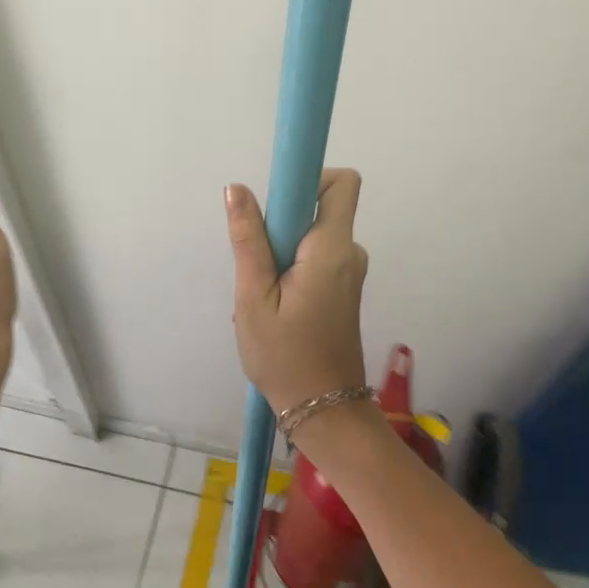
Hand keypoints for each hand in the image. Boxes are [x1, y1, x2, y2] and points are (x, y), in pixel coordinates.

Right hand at [225, 168, 368, 412]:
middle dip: (281, 226)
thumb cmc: (284, 357)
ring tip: (262, 300)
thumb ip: (247, 241)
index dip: (307, 178)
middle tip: (257, 271)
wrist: (322, 409)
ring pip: (310, 237)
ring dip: (281, 255)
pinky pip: (313, 259)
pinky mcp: (343, 289)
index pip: (340, 182)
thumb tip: (238, 189)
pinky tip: (274, 310)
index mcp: (332, 249)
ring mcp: (350, 272)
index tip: (273, 206)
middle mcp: (350, 253)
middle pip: (319, 208)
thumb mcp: (253, 299)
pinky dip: (291, 272)